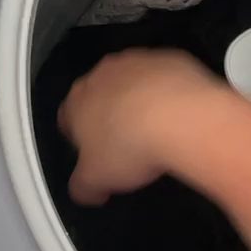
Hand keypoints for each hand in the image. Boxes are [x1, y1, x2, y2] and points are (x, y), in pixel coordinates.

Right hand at [58, 48, 226, 204]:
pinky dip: (169, 93)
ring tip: (156, 130)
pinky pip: (164, 77)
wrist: (182, 117)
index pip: (68, 118)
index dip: (79, 138)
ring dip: (139, 101)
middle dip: (110, 116)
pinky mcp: (171, 58)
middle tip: (126, 144)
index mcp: (77, 101)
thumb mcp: (97, 179)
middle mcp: (103, 74)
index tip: (94, 153)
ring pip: (132, 82)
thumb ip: (84, 186)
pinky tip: (179, 115)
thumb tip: (86, 192)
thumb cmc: (130, 146)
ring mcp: (138, 62)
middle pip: (100, 95)